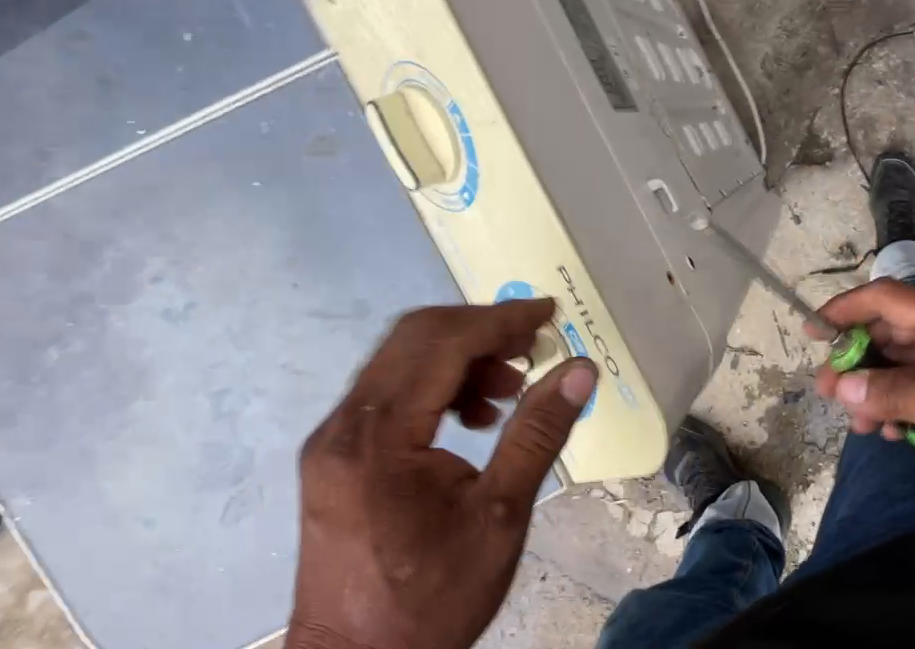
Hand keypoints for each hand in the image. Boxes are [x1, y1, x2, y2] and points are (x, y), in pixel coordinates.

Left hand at [287, 300, 597, 648]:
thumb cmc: (430, 600)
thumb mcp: (500, 516)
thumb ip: (538, 433)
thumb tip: (581, 368)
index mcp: (379, 438)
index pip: (443, 344)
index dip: (501, 320)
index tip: (549, 315)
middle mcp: (344, 427)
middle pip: (415, 338)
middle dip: (482, 329)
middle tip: (535, 345)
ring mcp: (333, 442)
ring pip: (401, 360)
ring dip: (463, 356)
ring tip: (513, 386)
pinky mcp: (336, 458)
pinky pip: (391, 391)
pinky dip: (440, 383)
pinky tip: (478, 416)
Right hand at [812, 279, 914, 499]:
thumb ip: (888, 392)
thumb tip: (844, 385)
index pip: (884, 298)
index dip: (844, 309)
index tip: (812, 331)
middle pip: (890, 333)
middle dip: (857, 360)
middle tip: (828, 391)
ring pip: (903, 364)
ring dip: (876, 388)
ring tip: (857, 423)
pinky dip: (900, 404)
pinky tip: (888, 431)